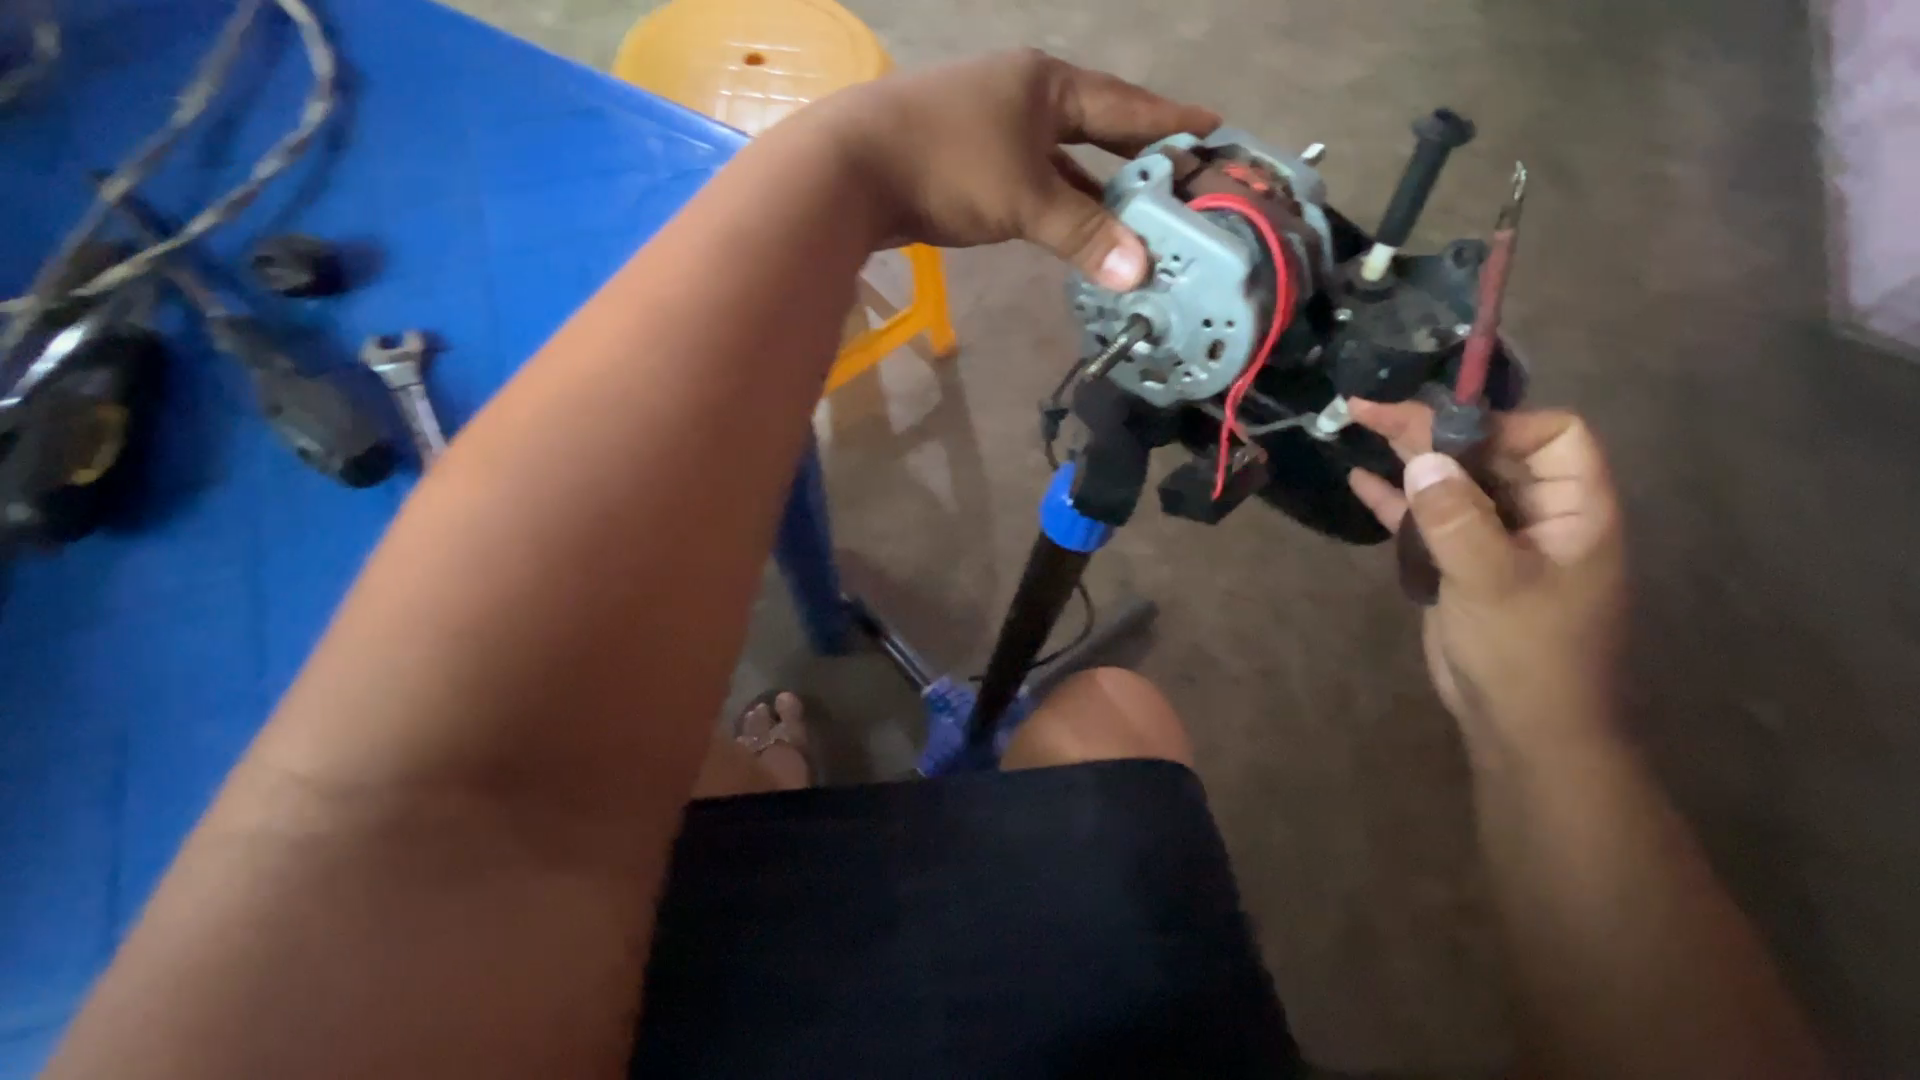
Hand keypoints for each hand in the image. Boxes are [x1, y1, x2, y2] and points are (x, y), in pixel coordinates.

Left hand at [815, 49, 1218, 289]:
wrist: (848, 170)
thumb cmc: (945, 165)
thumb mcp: (1024, 199)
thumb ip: (1083, 235)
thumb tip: (1139, 273)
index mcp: (1046, 84)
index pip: (1125, 105)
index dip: (1169, 123)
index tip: (1214, 130)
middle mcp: (1023, 96)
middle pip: (1095, 130)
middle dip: (1135, 160)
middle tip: (1179, 181)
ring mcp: (992, 129)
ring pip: (1060, 163)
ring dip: (1094, 193)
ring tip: (1137, 218)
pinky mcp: (967, 164)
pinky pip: (1030, 183)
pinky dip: (1056, 206)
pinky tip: (1074, 228)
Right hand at [1346, 401, 1627, 754]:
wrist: (1522, 725)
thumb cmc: (1528, 653)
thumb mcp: (1493, 581)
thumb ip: (1456, 518)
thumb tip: (1420, 459)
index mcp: (1574, 509)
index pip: (1553, 436)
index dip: (1499, 425)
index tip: (1441, 431)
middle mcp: (1539, 514)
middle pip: (1490, 452)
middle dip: (1433, 429)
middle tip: (1371, 410)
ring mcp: (1496, 538)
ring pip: (1453, 480)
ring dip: (1410, 456)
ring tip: (1358, 425)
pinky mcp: (1460, 562)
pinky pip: (1428, 517)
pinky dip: (1397, 499)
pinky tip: (1360, 479)